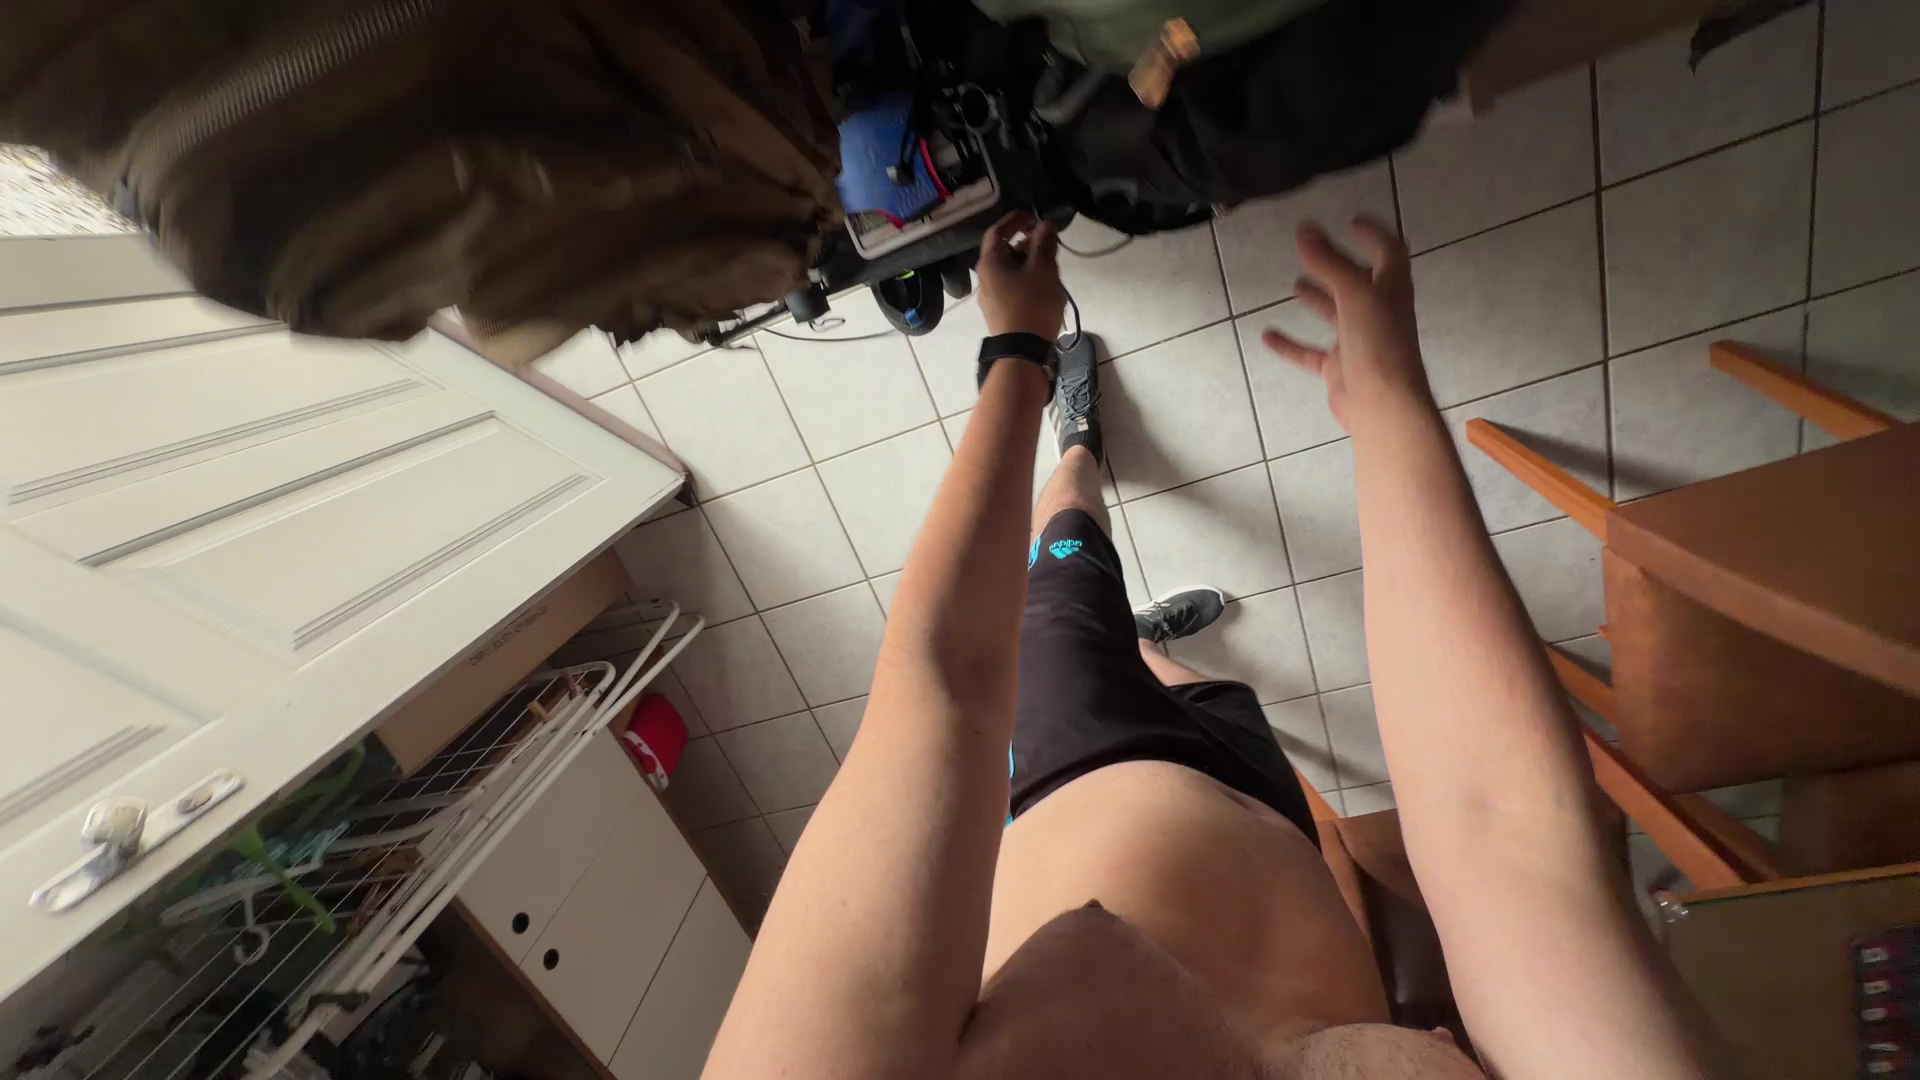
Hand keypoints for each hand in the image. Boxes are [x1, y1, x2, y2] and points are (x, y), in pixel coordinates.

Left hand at [976, 210, 1065, 338]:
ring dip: (1027, 262)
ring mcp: (990, 299)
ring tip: (1050, 265)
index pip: (997, 231)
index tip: (1034, 216)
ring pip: (1008, 271)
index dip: (1015, 219)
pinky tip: (1042, 286)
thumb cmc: (1032, 305)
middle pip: (1003, 251)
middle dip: (1025, 243)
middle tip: (1048, 243)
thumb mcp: (1042, 270)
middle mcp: (984, 279)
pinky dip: (1025, 279)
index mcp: (989, 263)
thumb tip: (1044, 225)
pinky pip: (1011, 287)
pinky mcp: (999, 314)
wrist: (1023, 352)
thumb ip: (1043, 244)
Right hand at [1260, 218, 1432, 429]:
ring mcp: (1357, 341)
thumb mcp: (1354, 294)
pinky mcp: (1338, 367)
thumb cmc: (1378, 343)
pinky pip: (1310, 351)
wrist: (1381, 401)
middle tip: (1313, 252)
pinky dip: (1290, 343)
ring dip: (1317, 299)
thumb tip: (1304, 230)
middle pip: (1357, 282)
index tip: (1353, 222)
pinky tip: (1267, 335)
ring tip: (1294, 286)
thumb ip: (1329, 262)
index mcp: (1391, 289)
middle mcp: (1377, 312)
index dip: (1374, 235)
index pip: (1388, 252)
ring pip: (1334, 314)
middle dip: (1337, 266)